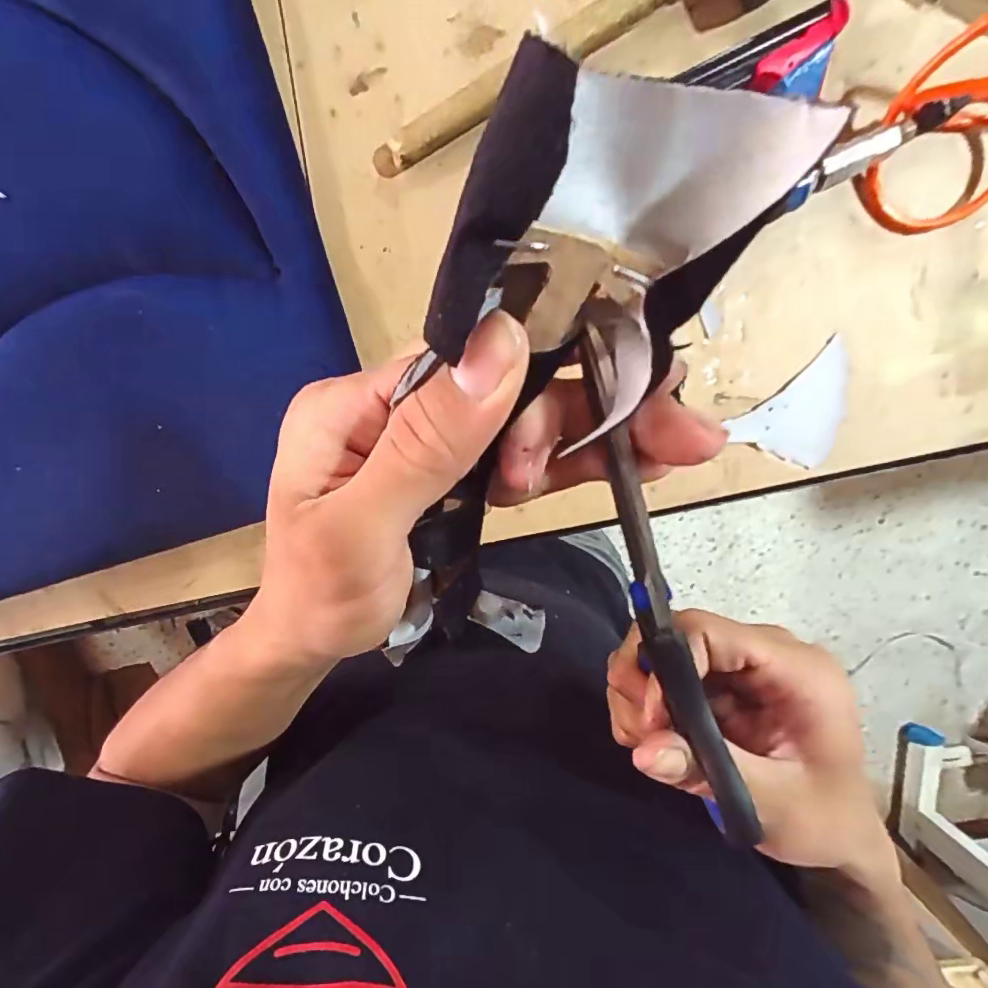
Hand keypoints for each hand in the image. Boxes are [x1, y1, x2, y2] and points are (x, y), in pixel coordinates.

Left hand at [247, 313, 731, 665]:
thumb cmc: (320, 596)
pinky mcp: (453, 475)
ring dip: (596, 433)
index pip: (462, 361)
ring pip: (524, 420)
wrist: (309, 642)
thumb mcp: (361, 528)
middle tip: (678, 431)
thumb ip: (426, 443)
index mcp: (357, 403)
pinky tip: (627, 463)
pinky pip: (518, 459)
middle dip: (590, 407)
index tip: (615, 400)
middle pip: (507, 386)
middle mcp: (396, 407)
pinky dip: (571, 462)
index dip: (539, 379)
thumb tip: (499, 344)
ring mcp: (429, 440)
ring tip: (674, 447)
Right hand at [606, 610, 896, 882]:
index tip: (654, 721)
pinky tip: (658, 744)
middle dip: (643, 682)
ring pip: (658, 654)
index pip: (705, 631)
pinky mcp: (716, 685)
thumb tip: (644, 751)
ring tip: (651, 744)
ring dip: (637, 698)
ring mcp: (737, 667)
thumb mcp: (774, 804)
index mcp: (794, 668)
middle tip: (643, 733)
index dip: (666, 666)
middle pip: (673, 635)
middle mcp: (762, 653)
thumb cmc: (825, 820)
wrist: (840, 837)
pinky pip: (661, 678)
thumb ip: (707, 771)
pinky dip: (643, 707)